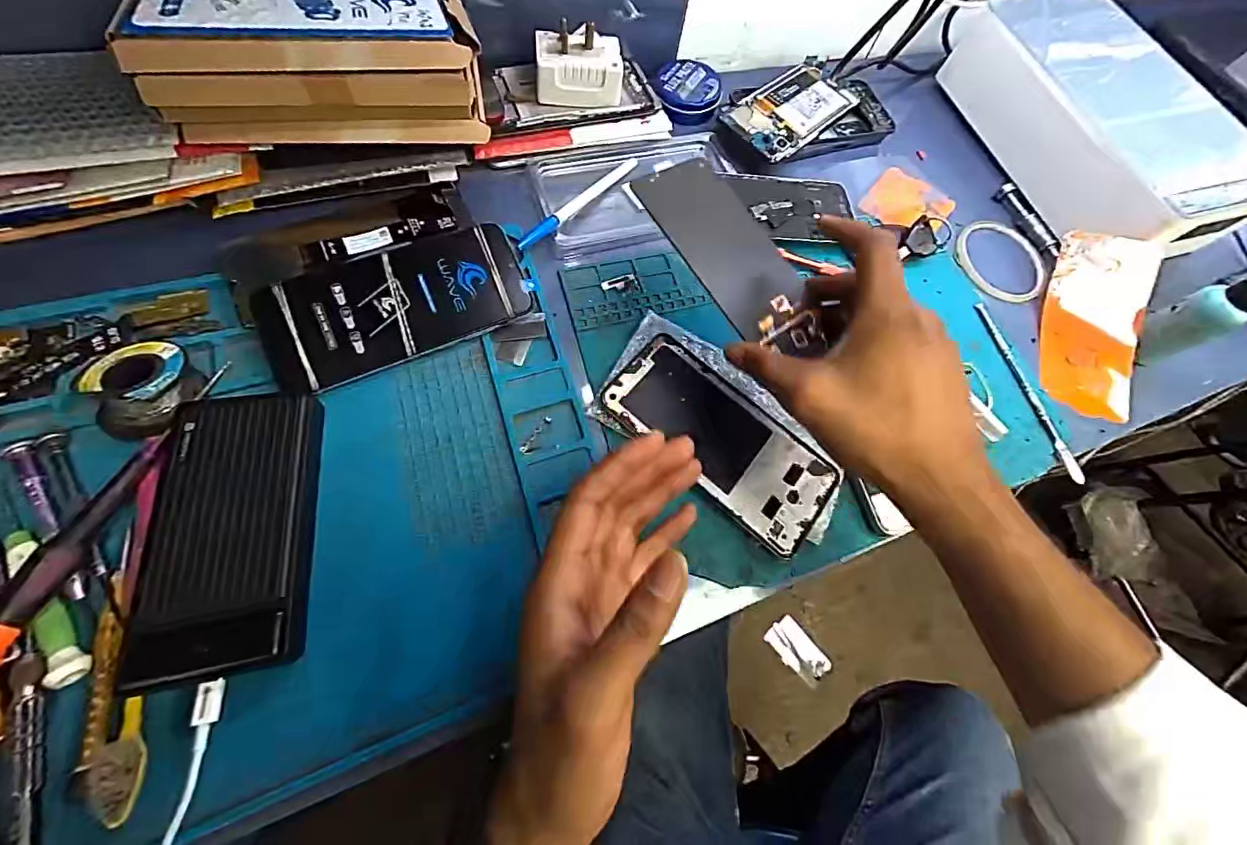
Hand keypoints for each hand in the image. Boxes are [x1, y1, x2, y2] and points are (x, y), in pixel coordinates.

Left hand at [487, 433, 699, 844]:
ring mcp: (597, 599)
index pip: (587, 507)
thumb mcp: (596, 690)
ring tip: (692, 471)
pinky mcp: (617, 619)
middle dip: (645, 474)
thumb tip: (679, 557)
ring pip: (628, 532)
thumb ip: (636, 626)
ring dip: (657, 499)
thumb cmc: (563, 747)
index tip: (655, 443)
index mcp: (559, 584)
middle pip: (611, 511)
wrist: (554, 802)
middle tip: (686, 448)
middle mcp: (576, 581)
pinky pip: (641, 566)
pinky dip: (664, 538)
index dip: (619, 469)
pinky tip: (686, 522)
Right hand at [728, 216, 992, 516]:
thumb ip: (767, 367)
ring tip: (820, 352)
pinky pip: (902, 335)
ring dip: (848, 319)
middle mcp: (917, 317)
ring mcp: (936, 343)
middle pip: (870, 284)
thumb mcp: (809, 395)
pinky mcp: (943, 368)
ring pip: (885, 312)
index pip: (872, 246)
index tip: (817, 227)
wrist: (944, 482)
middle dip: (829, 292)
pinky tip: (854, 376)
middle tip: (799, 318)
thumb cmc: (875, 428)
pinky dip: (872, 337)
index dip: (844, 228)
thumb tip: (731, 350)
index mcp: (888, 310)